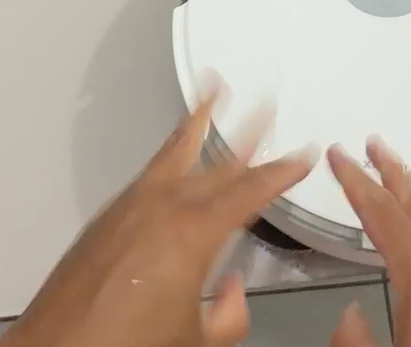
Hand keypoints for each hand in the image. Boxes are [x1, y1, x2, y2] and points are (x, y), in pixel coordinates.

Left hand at [0, 90, 314, 346]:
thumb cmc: (127, 346)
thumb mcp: (196, 341)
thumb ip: (228, 314)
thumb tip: (232, 291)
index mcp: (193, 232)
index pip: (249, 191)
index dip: (280, 172)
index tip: (301, 154)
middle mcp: (164, 205)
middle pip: (216, 160)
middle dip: (246, 130)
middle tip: (266, 104)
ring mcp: (132, 203)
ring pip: (176, 149)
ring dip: (200, 120)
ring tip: (213, 89)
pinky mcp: (109, 213)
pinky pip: (151, 168)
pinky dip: (170, 149)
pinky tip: (176, 151)